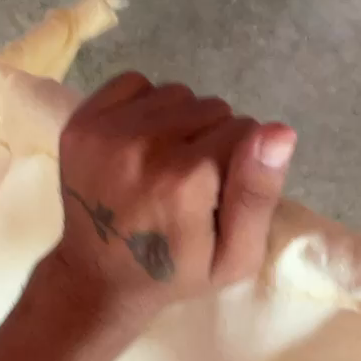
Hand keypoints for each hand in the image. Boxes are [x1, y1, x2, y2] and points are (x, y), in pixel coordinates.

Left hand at [36, 72, 295, 328]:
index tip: (221, 192)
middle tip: (192, 181)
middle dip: (213, 139)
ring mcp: (106, 131)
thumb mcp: (235, 256)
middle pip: (212, 108)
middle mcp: (143, 146)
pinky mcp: (81, 121)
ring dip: (182, 121)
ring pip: (177, 94)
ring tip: (167, 161)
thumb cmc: (174, 272)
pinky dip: (146, 106)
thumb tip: (279, 131)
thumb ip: (258, 194)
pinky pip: (135, 83)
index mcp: (184, 182)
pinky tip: (141, 141)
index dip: (243, 160)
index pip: (246, 130)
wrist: (97, 277)